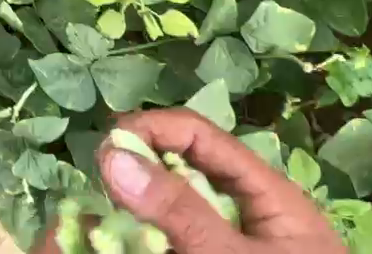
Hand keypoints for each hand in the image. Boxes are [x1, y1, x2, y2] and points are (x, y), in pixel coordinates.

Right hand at [36, 110, 345, 253]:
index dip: (147, 129)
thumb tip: (109, 153)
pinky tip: (120, 242)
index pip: (195, 131)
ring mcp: (228, 237)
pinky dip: (141, 233)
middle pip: (177, 161)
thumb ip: (179, 211)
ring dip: (133, 204)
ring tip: (105, 220)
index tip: (106, 153)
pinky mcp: (208, 252)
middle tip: (102, 189)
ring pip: (166, 198)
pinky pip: (167, 233)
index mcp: (269, 194)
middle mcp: (247, 207)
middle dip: (135, 168)